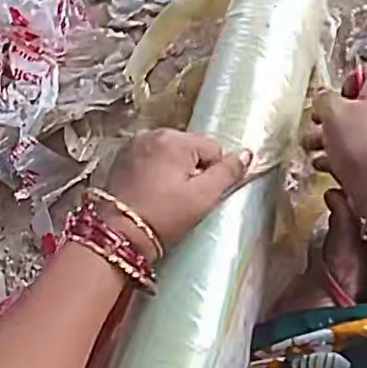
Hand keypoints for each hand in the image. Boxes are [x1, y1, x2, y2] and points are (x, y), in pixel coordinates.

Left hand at [101, 129, 250, 252]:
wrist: (119, 234)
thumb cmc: (165, 216)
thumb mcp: (203, 197)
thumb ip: (227, 173)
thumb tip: (246, 154)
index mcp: (176, 139)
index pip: (213, 148)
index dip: (213, 173)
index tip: (200, 195)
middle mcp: (154, 133)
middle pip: (191, 147)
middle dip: (194, 169)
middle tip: (183, 197)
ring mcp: (135, 144)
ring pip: (172, 153)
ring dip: (175, 169)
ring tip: (167, 196)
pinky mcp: (122, 157)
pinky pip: (152, 158)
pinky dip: (157, 170)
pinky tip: (152, 191)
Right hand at [307, 59, 366, 216]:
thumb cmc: (361, 142)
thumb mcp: (333, 112)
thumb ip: (323, 99)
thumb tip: (323, 99)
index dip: (351, 76)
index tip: (335, 94)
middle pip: (359, 104)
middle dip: (332, 114)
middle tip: (315, 123)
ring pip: (355, 132)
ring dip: (330, 139)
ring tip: (309, 147)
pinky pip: (358, 155)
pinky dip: (339, 159)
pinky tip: (322, 167)